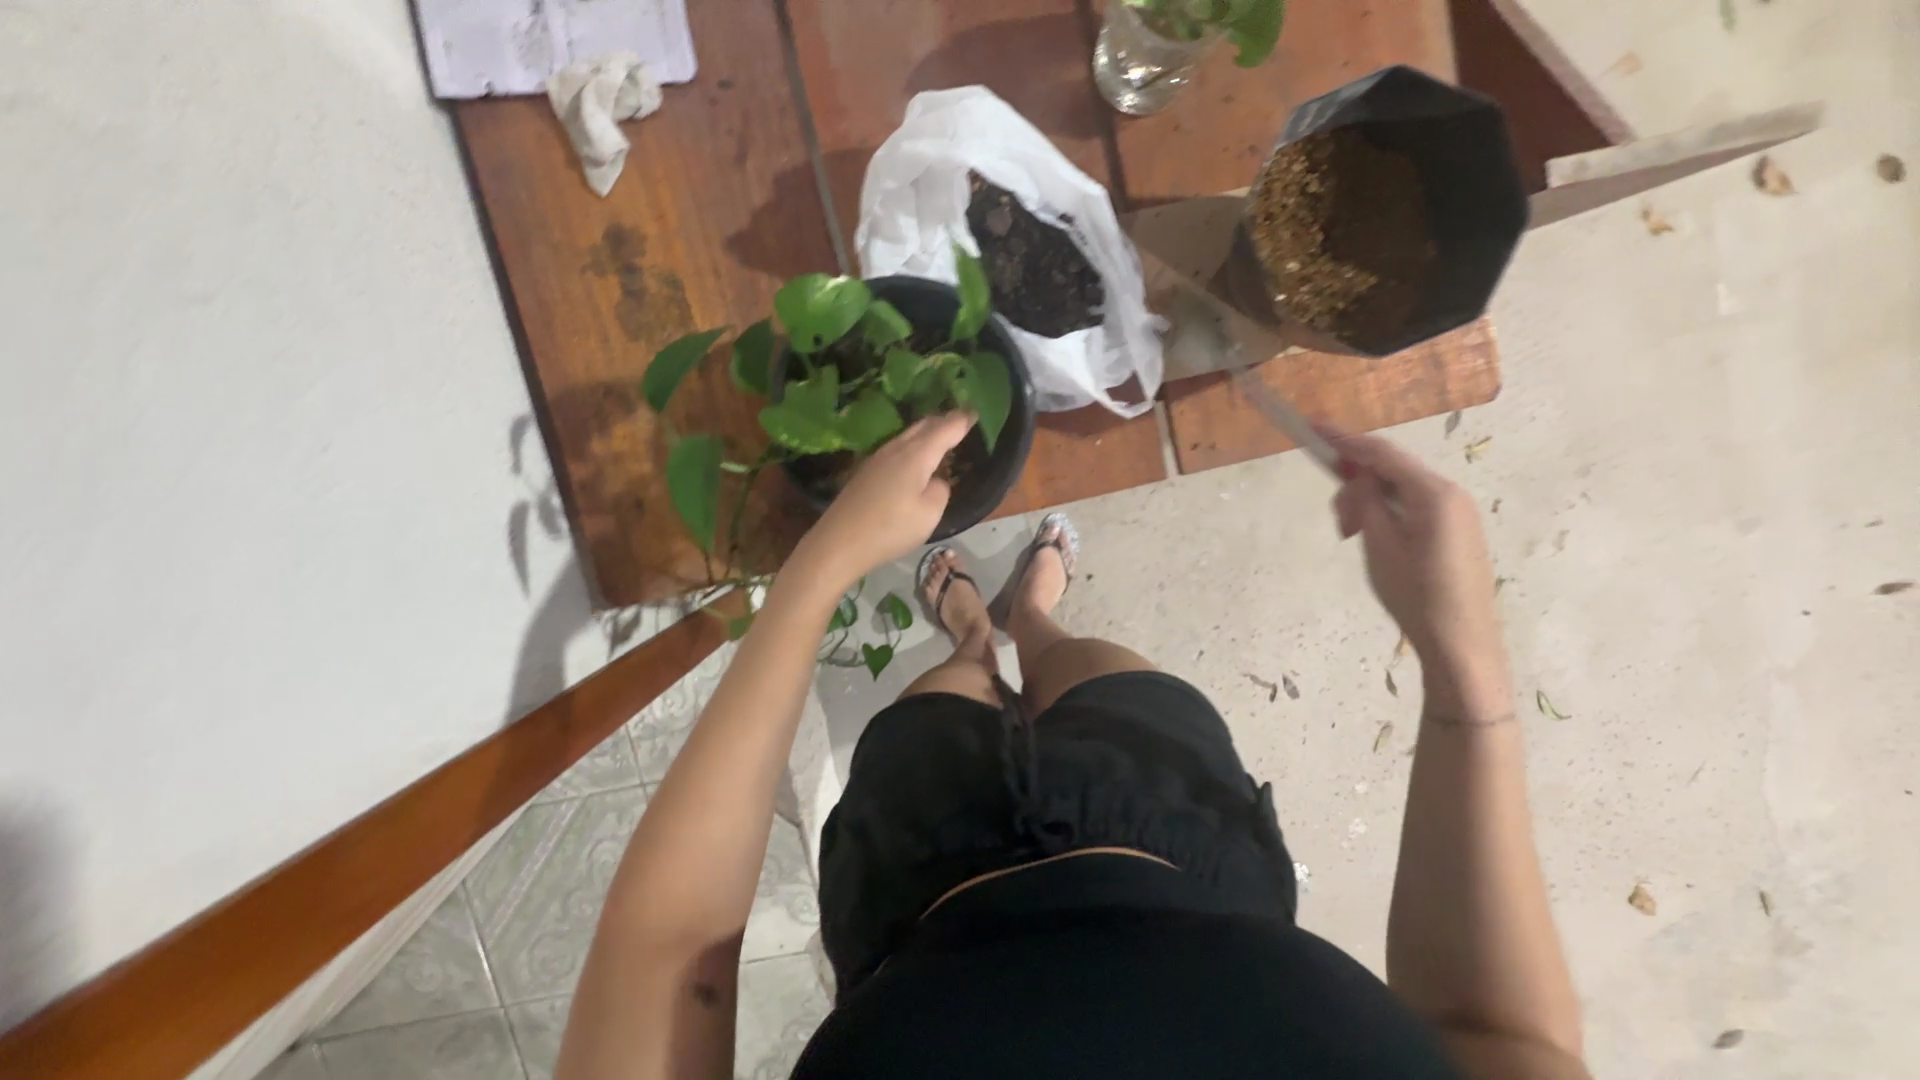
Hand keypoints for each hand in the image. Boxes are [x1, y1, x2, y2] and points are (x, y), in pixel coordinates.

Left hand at [790, 413, 973, 590]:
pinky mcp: (866, 471)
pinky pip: (896, 448)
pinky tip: (914, 457)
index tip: (975, 412)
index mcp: (916, 455)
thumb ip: (940, 491)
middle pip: (923, 426)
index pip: (945, 429)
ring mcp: (877, 458)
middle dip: (943, 420)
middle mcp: (896, 449)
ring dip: (926, 432)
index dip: (962, 420)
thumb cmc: (890, 528)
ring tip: (940, 434)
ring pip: (907, 435)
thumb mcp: (929, 515)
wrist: (839, 542)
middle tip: (960, 420)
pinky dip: (912, 445)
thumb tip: (935, 480)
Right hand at [1327, 430, 1506, 696]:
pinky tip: (1376, 539)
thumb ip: (1366, 501)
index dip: (1344, 439)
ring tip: (1354, 538)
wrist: (1461, 643)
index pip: (1381, 453)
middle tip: (1339, 525)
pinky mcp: (1457, 529)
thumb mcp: (1379, 545)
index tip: (1312, 426)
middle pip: (1391, 469)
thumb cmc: (1415, 596)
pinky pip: (1414, 505)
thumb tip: (1357, 472)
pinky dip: (1387, 512)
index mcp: (1434, 494)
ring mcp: (1458, 512)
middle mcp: (1451, 494)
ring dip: (1369, 502)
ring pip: (1400, 488)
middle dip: (1355, 484)